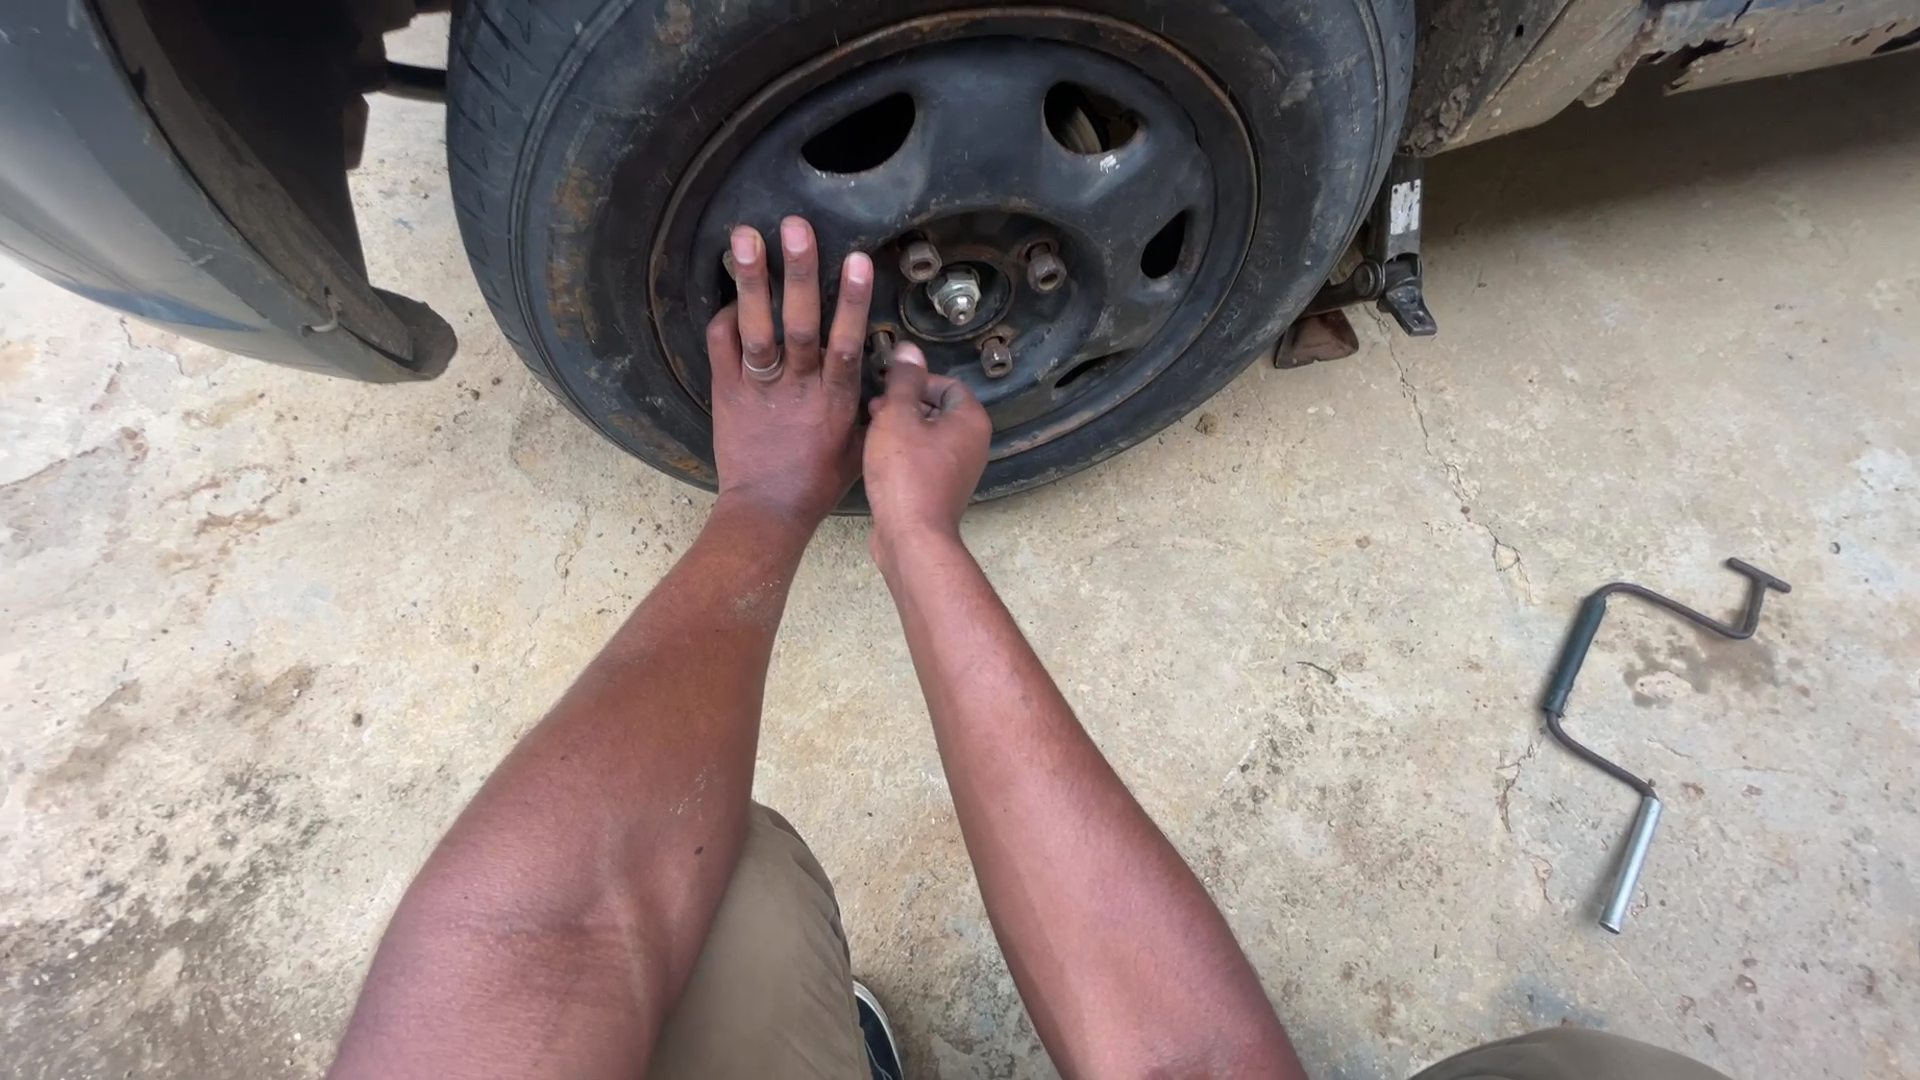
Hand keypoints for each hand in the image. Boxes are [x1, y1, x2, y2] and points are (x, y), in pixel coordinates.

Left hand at [706, 217, 871, 530]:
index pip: (847, 344)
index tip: (857, 261)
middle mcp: (798, 388)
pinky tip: (727, 294)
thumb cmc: (818, 480)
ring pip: (756, 330)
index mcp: (835, 401)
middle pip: (799, 325)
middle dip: (799, 274)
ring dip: (751, 281)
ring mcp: (759, 389)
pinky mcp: (727, 394)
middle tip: (796, 228)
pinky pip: (721, 350)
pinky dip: (723, 320)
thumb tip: (884, 376)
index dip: (853, 301)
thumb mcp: (859, 447)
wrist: (769, 509)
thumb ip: (870, 407)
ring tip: (744, 237)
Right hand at [863, 343, 990, 561]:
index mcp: (971, 420)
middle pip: (938, 409)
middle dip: (905, 405)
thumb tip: (909, 351)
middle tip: (877, 409)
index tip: (888, 387)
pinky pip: (924, 459)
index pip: (947, 383)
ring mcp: (959, 469)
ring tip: (874, 431)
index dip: (916, 381)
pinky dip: (904, 453)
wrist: (912, 535)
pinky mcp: (942, 489)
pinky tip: (880, 457)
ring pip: (929, 435)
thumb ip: (903, 381)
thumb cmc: (906, 475)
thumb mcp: (898, 416)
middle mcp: (972, 444)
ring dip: (901, 429)